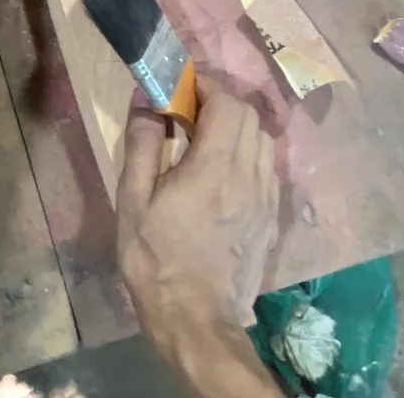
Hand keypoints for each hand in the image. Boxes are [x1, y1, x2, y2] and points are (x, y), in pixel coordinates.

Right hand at [117, 80, 277, 328]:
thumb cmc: (154, 256)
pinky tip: (221, 166)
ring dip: (236, 125)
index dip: (205, 84)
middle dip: (219, 100)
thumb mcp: (132, 199)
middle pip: (249, 116)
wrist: (195, 318)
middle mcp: (248, 178)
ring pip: (263, 139)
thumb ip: (142, 144)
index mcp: (213, 170)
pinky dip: (247, 150)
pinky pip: (267, 166)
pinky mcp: (271, 218)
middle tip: (187, 107)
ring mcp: (265, 200)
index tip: (180, 84)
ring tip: (205, 135)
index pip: (227, 104)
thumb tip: (146, 99)